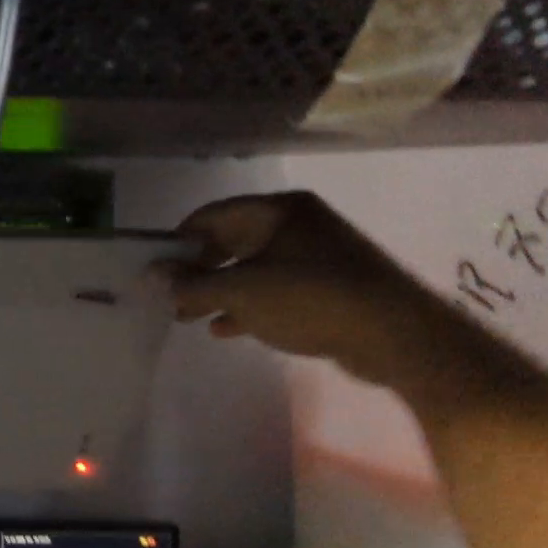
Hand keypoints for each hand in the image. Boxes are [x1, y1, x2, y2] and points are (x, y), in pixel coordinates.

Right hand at [160, 192, 460, 390]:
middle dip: (196, 271)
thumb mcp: (240, 291)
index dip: (177, 242)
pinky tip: (224, 328)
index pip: (210, 216)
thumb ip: (190, 283)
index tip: (155, 270)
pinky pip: (274, 290)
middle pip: (229, 242)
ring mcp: (315, 256)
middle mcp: (296, 225)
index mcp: (277, 211)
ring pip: (251, 269)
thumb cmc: (310, 298)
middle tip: (169, 297)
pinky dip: (247, 306)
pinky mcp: (327, 287)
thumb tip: (150, 275)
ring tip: (188, 317)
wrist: (397, 336)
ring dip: (218, 292)